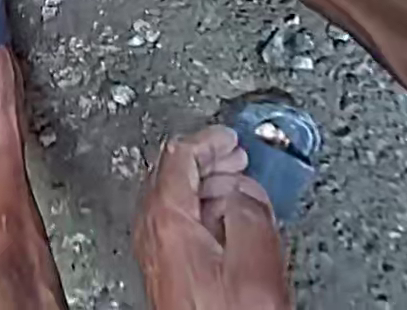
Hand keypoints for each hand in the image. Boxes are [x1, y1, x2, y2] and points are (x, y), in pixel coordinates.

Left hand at [134, 126, 290, 309]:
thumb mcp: (254, 272)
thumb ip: (250, 218)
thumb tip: (245, 189)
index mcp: (166, 216)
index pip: (178, 155)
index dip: (207, 140)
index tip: (229, 136)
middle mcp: (152, 225)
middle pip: (172, 171)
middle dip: (208, 159)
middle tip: (237, 155)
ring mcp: (156, 246)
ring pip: (177, 194)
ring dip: (208, 183)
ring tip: (239, 184)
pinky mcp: (166, 266)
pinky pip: (181, 219)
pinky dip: (205, 208)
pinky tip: (230, 219)